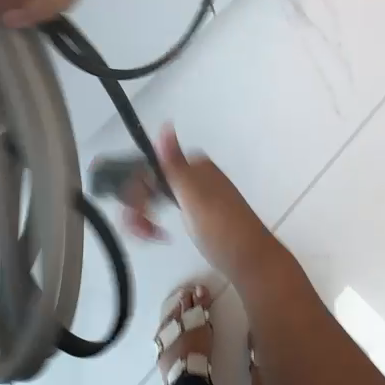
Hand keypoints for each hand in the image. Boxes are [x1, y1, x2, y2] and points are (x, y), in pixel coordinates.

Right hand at [115, 126, 296, 290]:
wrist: (248, 258)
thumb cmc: (221, 228)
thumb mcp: (194, 196)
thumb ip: (175, 163)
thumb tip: (165, 125)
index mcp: (195, 166)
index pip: (152, 167)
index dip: (138, 188)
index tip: (135, 211)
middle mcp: (195, 175)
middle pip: (152, 182)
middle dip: (139, 206)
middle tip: (142, 232)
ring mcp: (196, 195)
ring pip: (157, 198)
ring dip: (144, 217)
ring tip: (150, 237)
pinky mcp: (196, 214)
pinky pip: (167, 210)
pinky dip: (156, 223)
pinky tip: (158, 235)